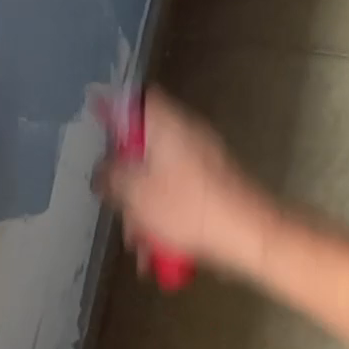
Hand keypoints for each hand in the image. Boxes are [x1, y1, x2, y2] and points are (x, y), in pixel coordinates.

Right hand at [95, 88, 277, 276]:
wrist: (248, 234)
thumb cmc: (187, 208)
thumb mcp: (134, 192)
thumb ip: (109, 176)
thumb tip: (101, 171)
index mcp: (166, 123)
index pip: (137, 99)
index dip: (115, 111)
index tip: (101, 133)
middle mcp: (186, 133)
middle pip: (144, 144)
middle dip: (127, 180)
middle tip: (119, 203)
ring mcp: (203, 159)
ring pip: (160, 175)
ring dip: (144, 207)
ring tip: (139, 242)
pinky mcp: (213, 184)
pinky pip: (179, 193)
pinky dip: (166, 216)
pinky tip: (158, 249)